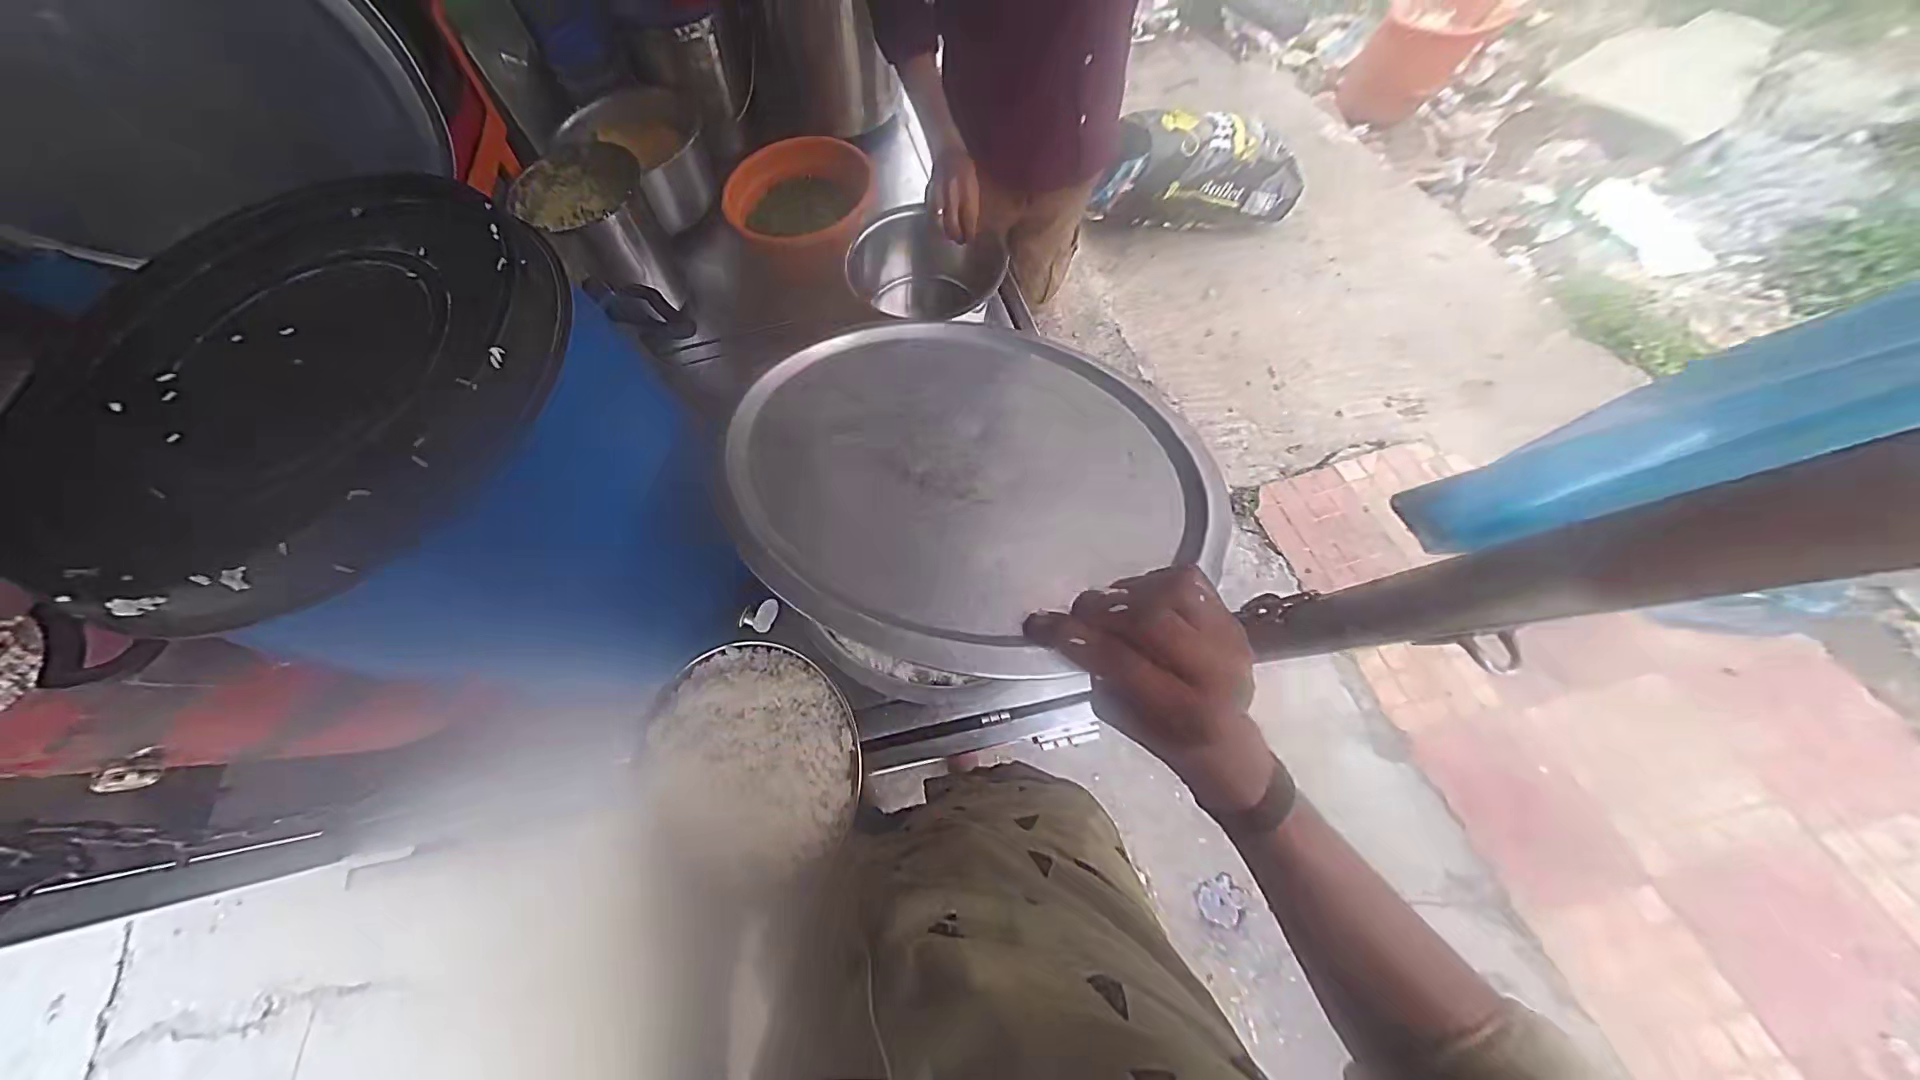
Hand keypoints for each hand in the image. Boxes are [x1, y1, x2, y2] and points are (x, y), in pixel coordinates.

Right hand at [928, 148, 980, 243]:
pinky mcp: (929, 194)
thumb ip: (972, 206)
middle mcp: (952, 192)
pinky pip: (932, 213)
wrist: (948, 153)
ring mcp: (939, 193)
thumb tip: (972, 227)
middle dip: (956, 235)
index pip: (968, 217)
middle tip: (960, 241)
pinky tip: (940, 226)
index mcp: (966, 190)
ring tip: (949, 237)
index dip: (969, 232)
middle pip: (952, 222)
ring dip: (945, 231)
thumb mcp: (974, 186)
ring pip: (940, 220)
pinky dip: (936, 222)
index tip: (970, 241)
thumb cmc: (965, 170)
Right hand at [1025, 566, 1274, 811]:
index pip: (1123, 662)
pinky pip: (1188, 581)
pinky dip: (1155, 582)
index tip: (1042, 625)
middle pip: (1149, 620)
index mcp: (1186, 713)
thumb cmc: (1163, 735)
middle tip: (1077, 612)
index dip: (1077, 639)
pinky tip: (1138, 596)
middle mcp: (1217, 672)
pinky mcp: (1232, 618)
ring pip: (1171, 592)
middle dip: (1101, 611)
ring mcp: (1230, 640)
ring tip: (1108, 603)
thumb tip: (1072, 633)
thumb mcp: (1122, 717)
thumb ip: (1100, 675)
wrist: (1223, 739)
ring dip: (1129, 593)